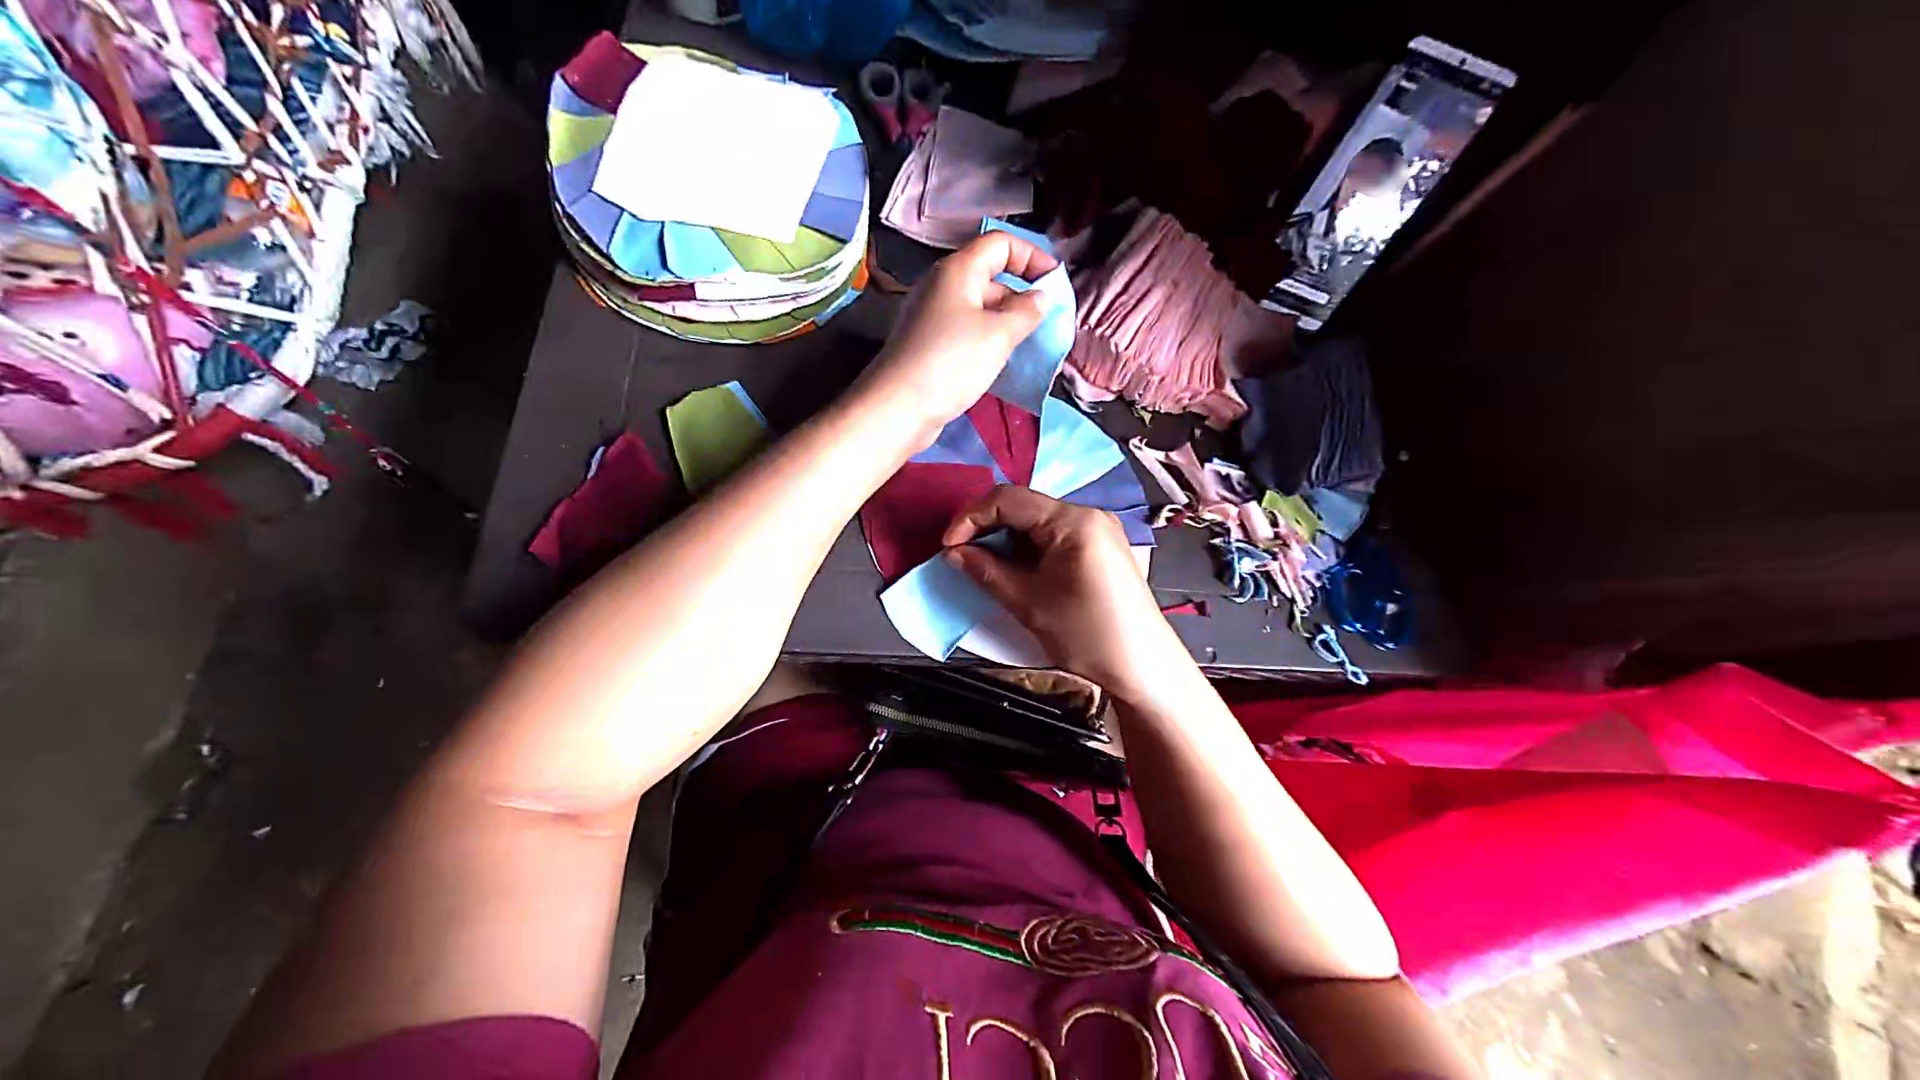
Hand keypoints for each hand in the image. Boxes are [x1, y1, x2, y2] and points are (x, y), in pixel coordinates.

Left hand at [854, 232, 1056, 441]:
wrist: (898, 408)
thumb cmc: (951, 362)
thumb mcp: (999, 334)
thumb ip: (1027, 311)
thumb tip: (1041, 296)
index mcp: (958, 271)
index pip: (1000, 243)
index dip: (1031, 255)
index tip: (1054, 281)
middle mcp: (942, 287)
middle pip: (990, 277)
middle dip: (1021, 295)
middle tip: (1045, 323)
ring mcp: (932, 317)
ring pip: (979, 309)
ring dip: (1006, 323)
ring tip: (1029, 346)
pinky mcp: (928, 345)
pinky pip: (966, 333)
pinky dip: (988, 341)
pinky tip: (1001, 363)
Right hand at [942, 486, 1189, 701]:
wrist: (1143, 668)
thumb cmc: (1086, 634)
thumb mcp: (1028, 602)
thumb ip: (986, 571)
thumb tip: (954, 553)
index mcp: (1073, 520)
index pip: (1008, 499)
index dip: (970, 518)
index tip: (947, 547)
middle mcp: (1088, 514)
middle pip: (1023, 505)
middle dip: (986, 527)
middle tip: (960, 556)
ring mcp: (1098, 529)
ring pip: (1036, 521)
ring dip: (1005, 539)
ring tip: (982, 565)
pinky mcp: (1100, 547)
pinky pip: (1053, 535)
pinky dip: (1027, 548)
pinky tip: (1012, 569)